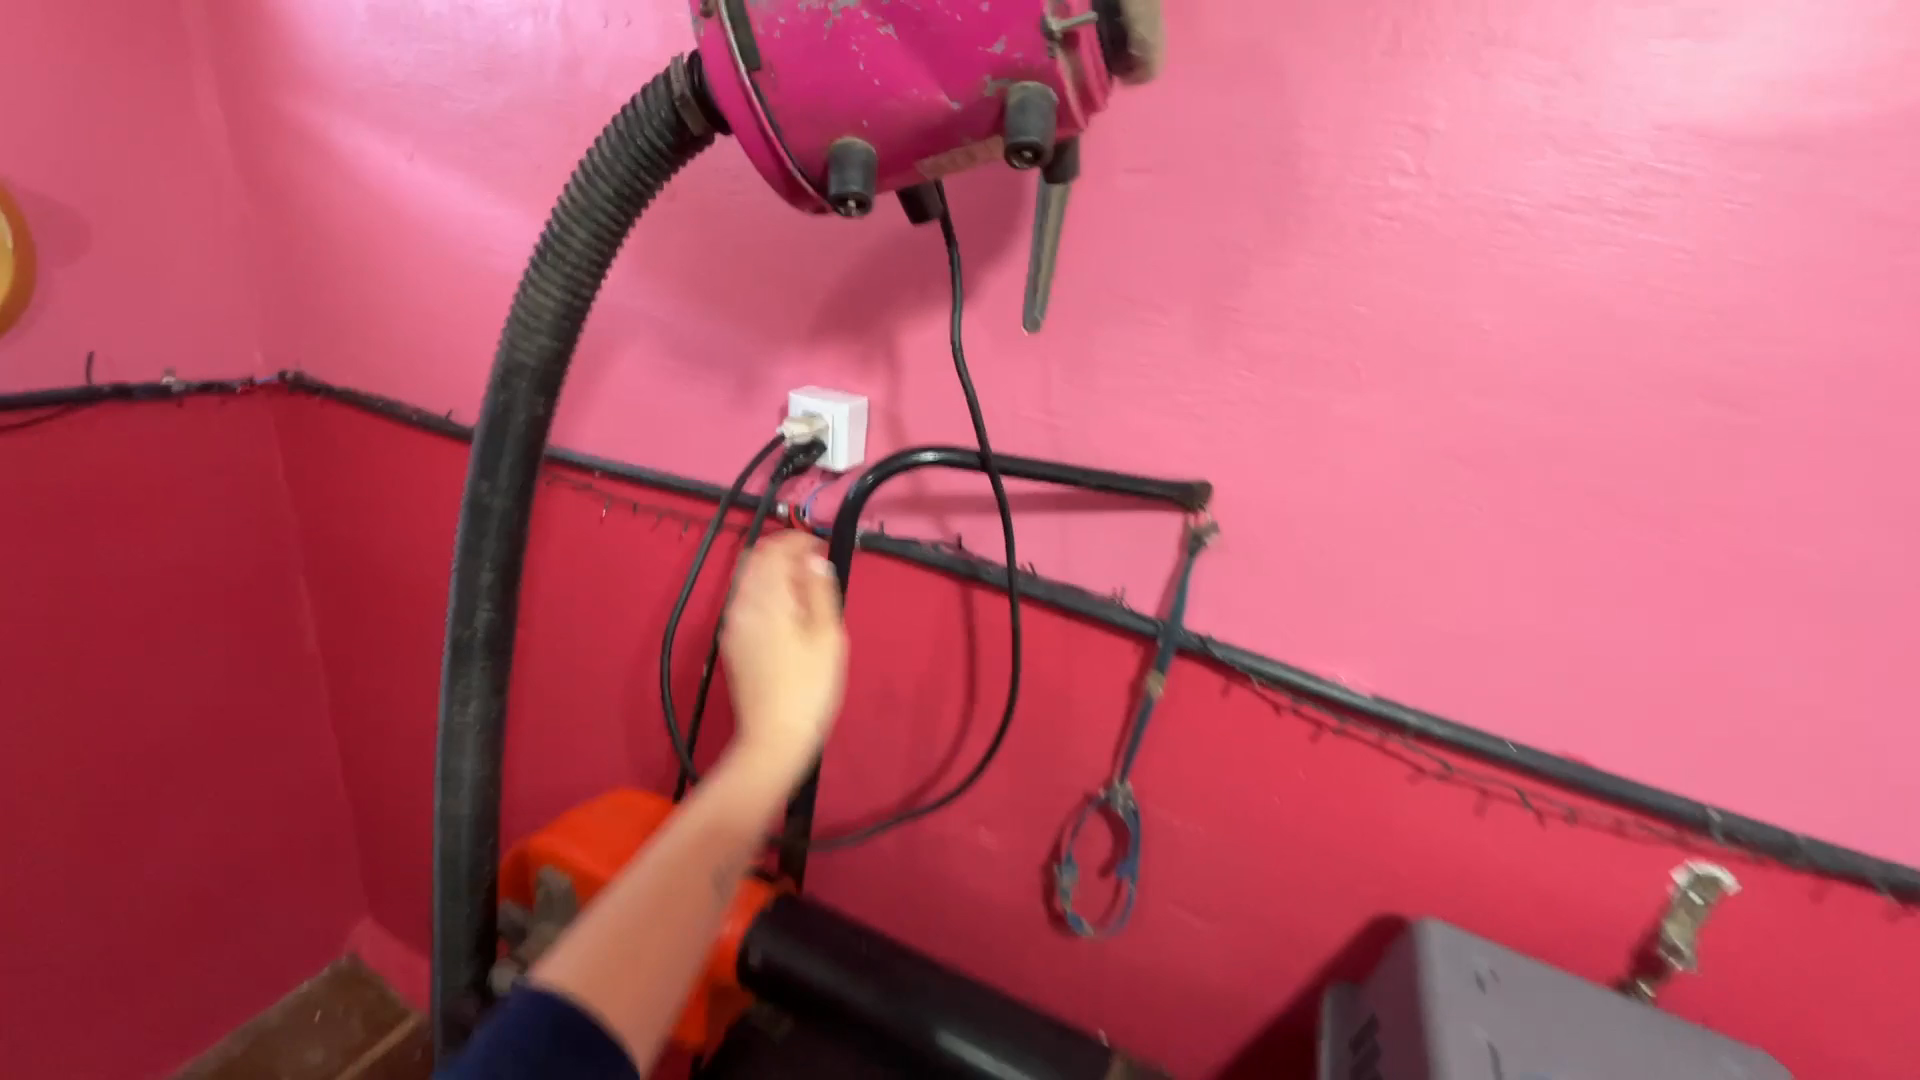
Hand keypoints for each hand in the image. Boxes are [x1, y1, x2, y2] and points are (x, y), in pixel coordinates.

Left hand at [721, 531, 847, 778]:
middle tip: (813, 564)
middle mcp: (741, 604)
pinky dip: (765, 592)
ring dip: (773, 572)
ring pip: (748, 580)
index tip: (822, 545)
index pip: (774, 548)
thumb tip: (813, 560)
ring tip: (804, 588)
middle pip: (755, 559)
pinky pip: (745, 601)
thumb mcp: (828, 634)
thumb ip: (820, 589)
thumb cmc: (810, 686)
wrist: (775, 737)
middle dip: (783, 553)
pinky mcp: (733, 644)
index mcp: (766, 597)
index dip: (799, 539)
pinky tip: (787, 612)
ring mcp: (733, 625)